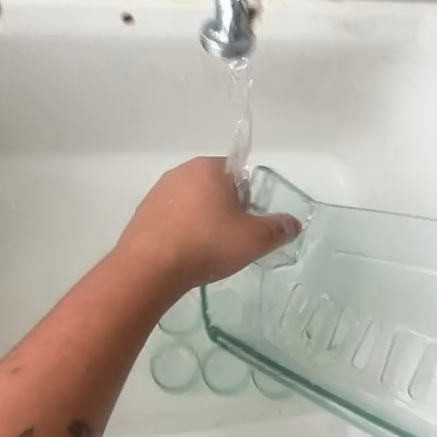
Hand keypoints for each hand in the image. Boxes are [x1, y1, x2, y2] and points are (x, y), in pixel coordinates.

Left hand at [114, 157, 301, 293]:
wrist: (149, 269)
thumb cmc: (207, 244)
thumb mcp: (254, 239)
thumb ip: (278, 229)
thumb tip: (294, 223)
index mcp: (209, 167)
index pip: (238, 172)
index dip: (247, 198)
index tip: (245, 222)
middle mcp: (181, 171)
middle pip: (214, 187)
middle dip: (225, 210)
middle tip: (230, 239)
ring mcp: (158, 192)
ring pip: (192, 203)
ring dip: (202, 221)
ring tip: (205, 251)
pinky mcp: (142, 213)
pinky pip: (171, 218)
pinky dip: (181, 232)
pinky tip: (183, 255)